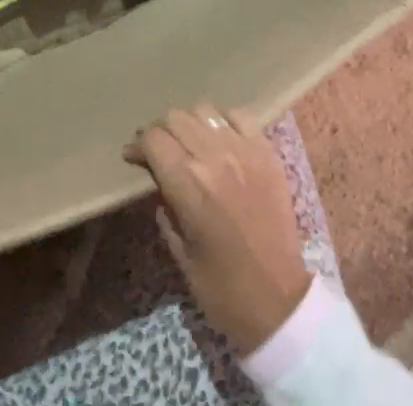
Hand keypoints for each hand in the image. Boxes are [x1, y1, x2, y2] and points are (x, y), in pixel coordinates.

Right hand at [124, 103, 311, 352]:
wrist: (278, 301)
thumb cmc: (220, 286)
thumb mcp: (179, 248)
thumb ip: (165, 205)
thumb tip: (157, 180)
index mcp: (187, 183)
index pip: (152, 138)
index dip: (138, 145)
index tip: (134, 158)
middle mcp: (214, 157)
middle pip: (176, 118)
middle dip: (162, 133)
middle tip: (160, 153)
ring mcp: (246, 151)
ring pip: (205, 111)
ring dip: (191, 124)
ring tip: (191, 145)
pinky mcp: (269, 154)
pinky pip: (242, 117)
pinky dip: (226, 123)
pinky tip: (222, 142)